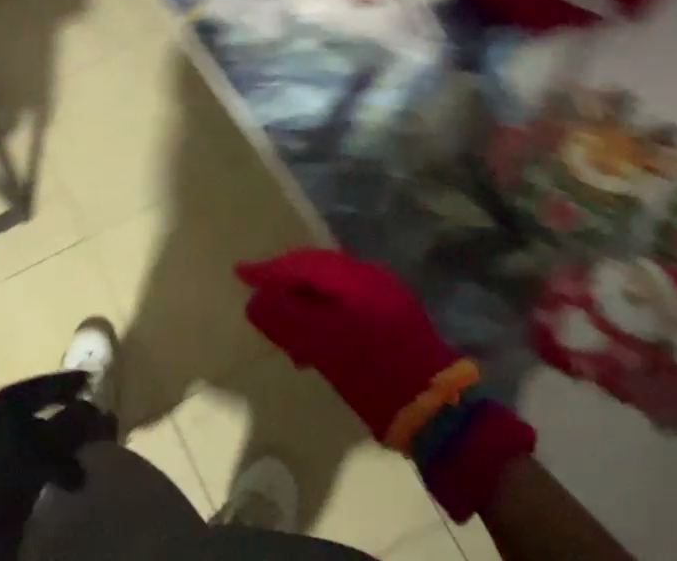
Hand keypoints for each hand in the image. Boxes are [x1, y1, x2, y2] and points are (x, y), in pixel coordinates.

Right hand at [237, 249, 534, 522]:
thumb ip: (283, 318)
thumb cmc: (372, 372)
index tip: (240, 274)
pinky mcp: (394, 320)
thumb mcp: (320, 345)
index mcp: (353, 278)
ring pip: (330, 291)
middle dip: (285, 285)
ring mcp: (386, 298)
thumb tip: (255, 301)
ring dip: (303, 305)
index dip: (268, 270)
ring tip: (284, 334)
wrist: (436, 412)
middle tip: (259, 298)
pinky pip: (345, 306)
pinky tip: (313, 344)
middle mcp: (371, 278)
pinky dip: (322, 317)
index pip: (300, 263)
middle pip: (316, 271)